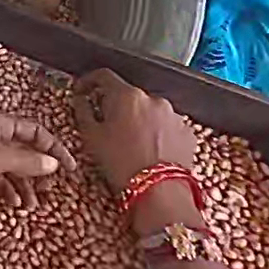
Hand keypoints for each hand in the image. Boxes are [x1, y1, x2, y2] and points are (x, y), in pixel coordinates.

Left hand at [0, 110, 72, 208]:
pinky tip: (12, 202)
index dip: (53, 148)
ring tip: (29, 205)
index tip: (69, 168)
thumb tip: (53, 164)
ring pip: (9, 165)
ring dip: (22, 184)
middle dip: (37, 170)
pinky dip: (5, 187)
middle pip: (22, 149)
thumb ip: (26, 161)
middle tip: (48, 191)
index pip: (34, 131)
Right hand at [72, 69, 196, 190]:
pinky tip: (148, 150)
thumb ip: (83, 111)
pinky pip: (166, 125)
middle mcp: (153, 99)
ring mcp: (173, 114)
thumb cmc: (120, 163)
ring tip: (130, 143)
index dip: (89, 81)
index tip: (82, 92)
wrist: (160, 192)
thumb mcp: (92, 138)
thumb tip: (81, 99)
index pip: (103, 76)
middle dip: (115, 106)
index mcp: (126, 95)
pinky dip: (156, 132)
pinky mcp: (187, 132)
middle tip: (105, 126)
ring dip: (137, 120)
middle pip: (128, 95)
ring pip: (148, 111)